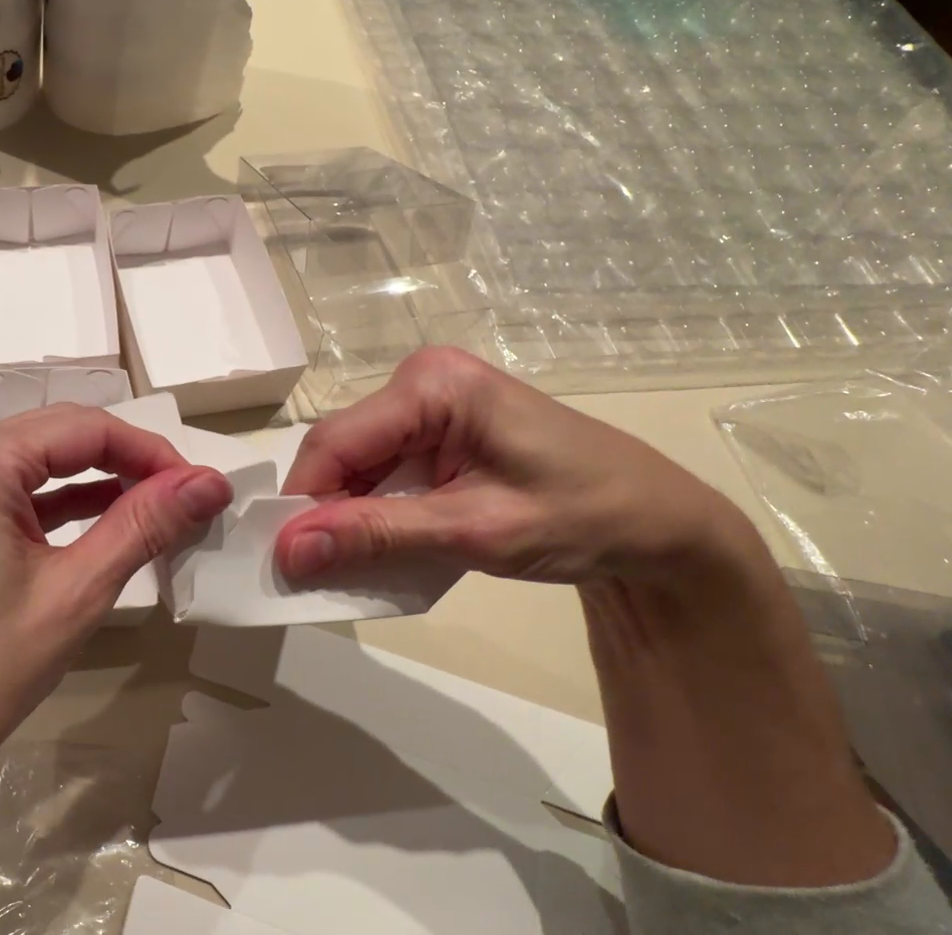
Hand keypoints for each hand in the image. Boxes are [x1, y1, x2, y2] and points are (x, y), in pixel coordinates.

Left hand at [0, 405, 231, 909]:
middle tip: (187, 499)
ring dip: (97, 481)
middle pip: (58, 435)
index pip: (84, 427)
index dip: (151, 452)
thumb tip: (210, 482)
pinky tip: (107, 521)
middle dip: (127, 463)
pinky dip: (59, 503)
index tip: (203, 486)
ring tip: (160, 511)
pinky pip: (12, 490)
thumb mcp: (73, 595)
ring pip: (37, 460)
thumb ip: (143, 527)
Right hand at [274, 349, 897, 889]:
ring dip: (352, 514)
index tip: (287, 561)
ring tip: (356, 565)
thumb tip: (288, 550)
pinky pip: (384, 469)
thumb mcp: (475, 531)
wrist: (664, 528)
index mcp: (432, 383)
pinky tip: (389, 544)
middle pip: (342, 450)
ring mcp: (431, 403)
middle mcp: (422, 380)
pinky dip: (378, 511)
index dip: (305, 501)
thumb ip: (376, 534)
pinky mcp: (440, 429)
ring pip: (357, 463)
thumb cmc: (585, 518)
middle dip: (329, 510)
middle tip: (321, 571)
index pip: (335, 441)